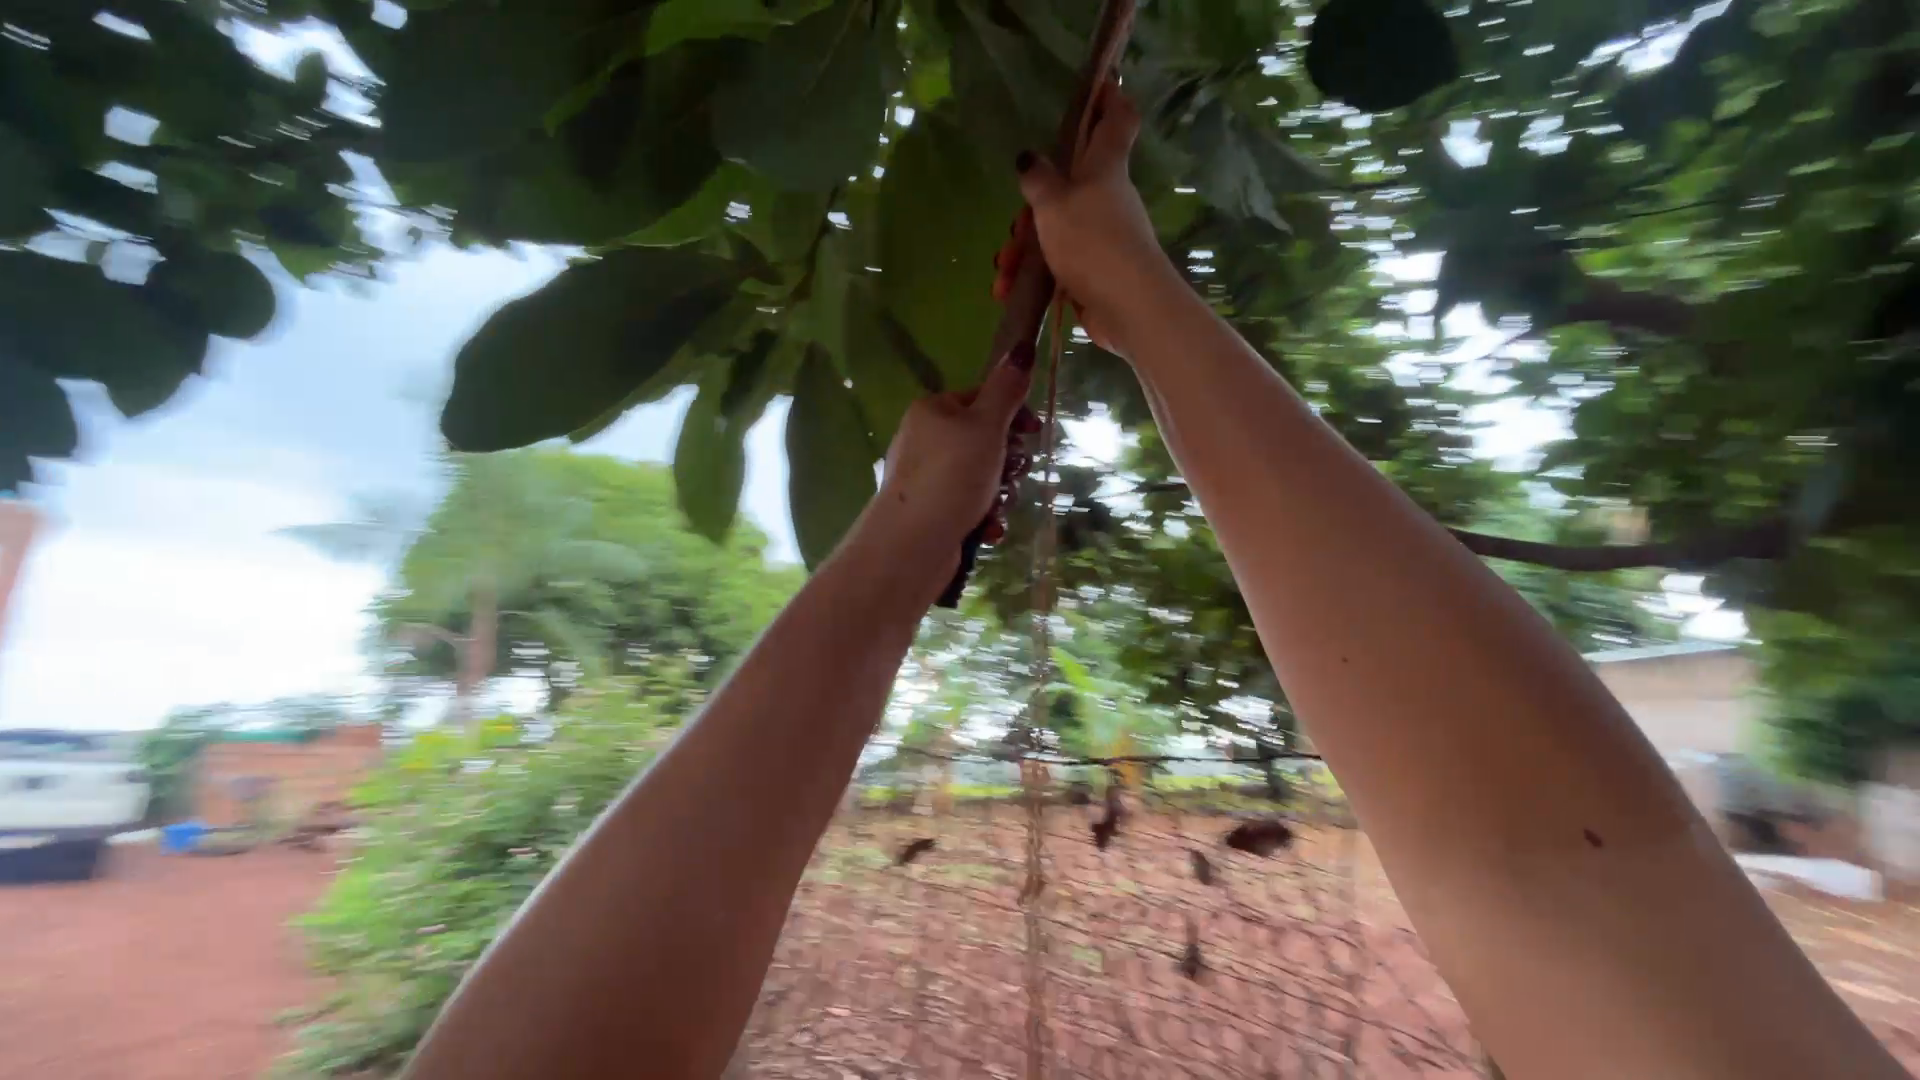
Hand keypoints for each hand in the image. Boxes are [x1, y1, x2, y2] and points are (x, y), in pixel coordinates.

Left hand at [877, 346, 1041, 555]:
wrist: (914, 542)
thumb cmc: (952, 474)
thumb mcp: (986, 425)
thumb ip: (1007, 389)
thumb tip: (1021, 348)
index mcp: (934, 411)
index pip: (983, 399)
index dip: (1014, 414)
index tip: (1035, 432)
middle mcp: (926, 440)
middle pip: (986, 441)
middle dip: (1009, 461)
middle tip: (1012, 474)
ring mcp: (927, 478)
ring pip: (983, 477)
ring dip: (1001, 493)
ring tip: (997, 507)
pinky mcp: (932, 512)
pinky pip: (970, 505)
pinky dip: (985, 516)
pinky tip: (988, 529)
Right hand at [991, 79, 1172, 356]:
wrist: (1126, 306)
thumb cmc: (1093, 242)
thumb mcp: (1055, 204)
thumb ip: (1038, 179)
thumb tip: (1029, 157)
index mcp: (1104, 168)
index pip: (1117, 121)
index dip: (1110, 100)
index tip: (1096, 88)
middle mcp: (1105, 199)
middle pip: (1067, 188)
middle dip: (1032, 208)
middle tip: (1016, 226)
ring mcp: (1100, 238)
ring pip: (1054, 233)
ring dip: (1023, 252)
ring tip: (1003, 271)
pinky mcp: (1092, 274)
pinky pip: (1055, 267)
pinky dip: (1031, 279)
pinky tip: (1007, 292)